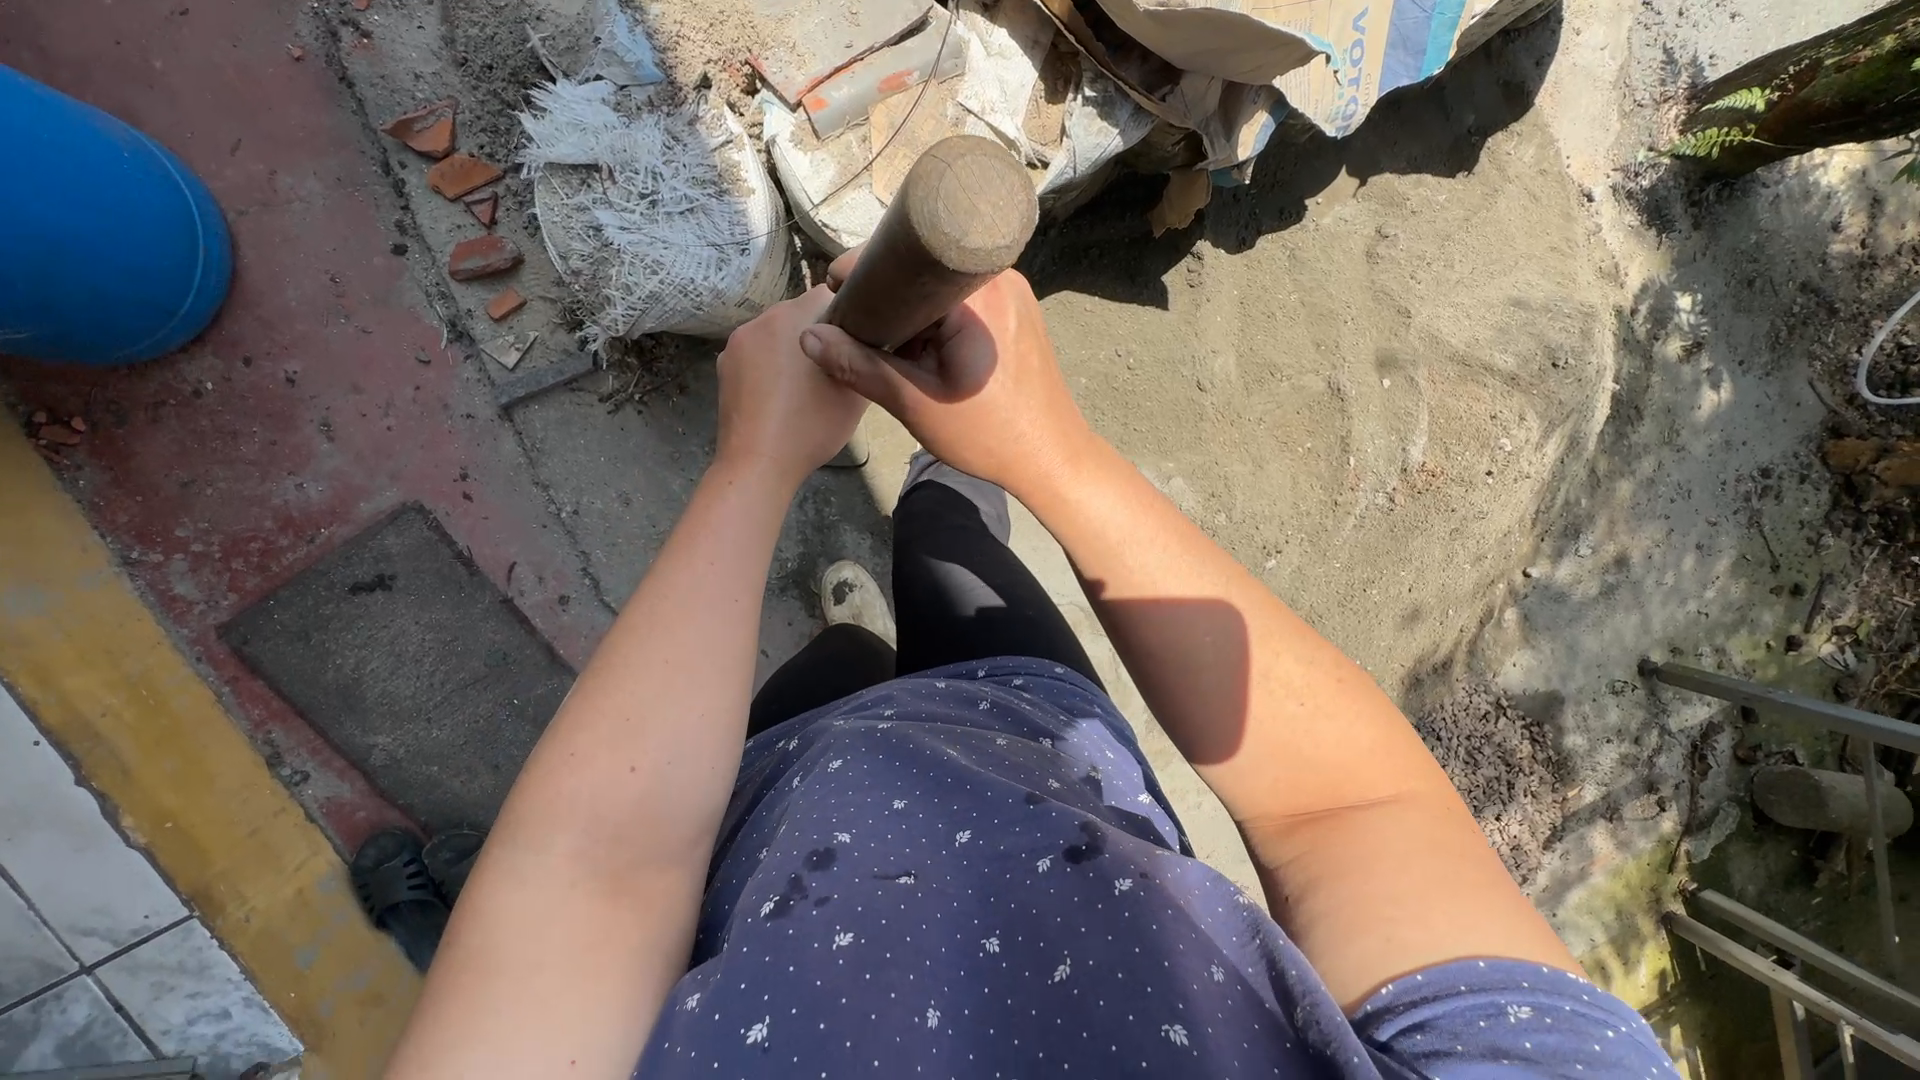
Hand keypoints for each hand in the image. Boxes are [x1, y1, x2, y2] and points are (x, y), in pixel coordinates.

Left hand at [715, 285, 868, 489]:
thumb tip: (864, 347)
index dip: (847, 314)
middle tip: (833, 368)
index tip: (856, 341)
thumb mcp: (854, 396)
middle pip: (798, 314)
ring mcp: (736, 344)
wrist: (758, 464)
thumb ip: (862, 359)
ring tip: (804, 387)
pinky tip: (779, 397)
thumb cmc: (811, 426)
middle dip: (817, 333)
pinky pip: (756, 355)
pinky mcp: (724, 367)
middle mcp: (760, 320)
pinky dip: (769, 367)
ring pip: (775, 334)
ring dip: (791, 350)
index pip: (828, 294)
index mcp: (793, 318)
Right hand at [799, 253, 1092, 498]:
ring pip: (943, 288)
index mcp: (975, 292)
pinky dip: (940, 320)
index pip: (904, 259)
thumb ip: (859, 367)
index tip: (835, 291)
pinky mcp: (1019, 311)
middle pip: (924, 270)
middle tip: (861, 327)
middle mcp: (1000, 278)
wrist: (1051, 459)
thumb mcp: (914, 403)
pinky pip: (965, 301)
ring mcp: (1014, 293)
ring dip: (914, 313)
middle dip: (888, 298)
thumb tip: (809, 339)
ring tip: (893, 346)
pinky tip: (927, 352)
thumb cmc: (989, 434)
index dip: (863, 273)